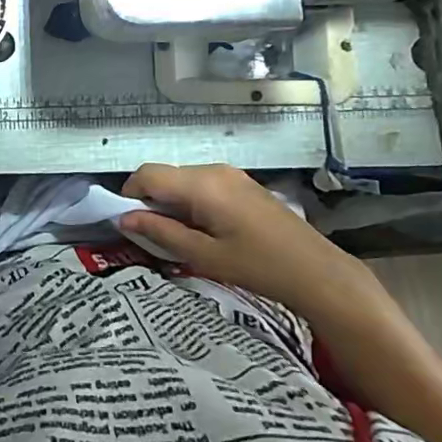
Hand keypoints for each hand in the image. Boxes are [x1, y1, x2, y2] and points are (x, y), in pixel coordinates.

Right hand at [119, 163, 378, 315]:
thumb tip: (124, 218)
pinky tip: (205, 230)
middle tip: (155, 236)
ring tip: (181, 237)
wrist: (317, 271)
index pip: (147, 174)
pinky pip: (202, 184)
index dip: (129, 195)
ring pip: (182, 179)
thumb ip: (161, 232)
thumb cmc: (258, 266)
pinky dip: (191, 201)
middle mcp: (213, 170)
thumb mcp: (204, 256)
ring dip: (171, 202)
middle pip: (164, 175)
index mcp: (201, 184)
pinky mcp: (242, 183)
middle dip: (150, 200)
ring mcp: (230, 174)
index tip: (129, 224)